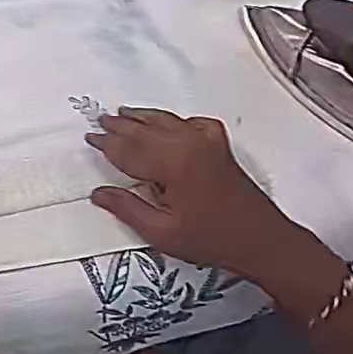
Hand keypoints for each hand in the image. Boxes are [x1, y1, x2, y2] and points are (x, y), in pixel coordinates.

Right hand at [85, 108, 328, 288]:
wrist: (260, 240)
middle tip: (100, 122)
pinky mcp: (219, 144)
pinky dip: (172, 121)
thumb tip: (99, 194)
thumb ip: (127, 208)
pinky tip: (165, 123)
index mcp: (174, 163)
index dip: (108, 144)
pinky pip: (189, 123)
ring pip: (166, 121)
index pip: (130, 149)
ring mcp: (207, 141)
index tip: (92, 138)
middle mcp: (190, 143)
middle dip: (121, 126)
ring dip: (142, 118)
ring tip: (122, 114)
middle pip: (146, 130)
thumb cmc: (213, 239)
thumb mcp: (162, 233)